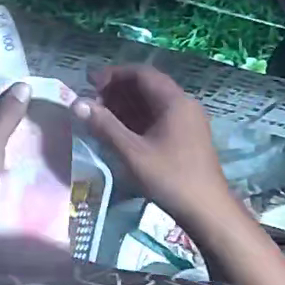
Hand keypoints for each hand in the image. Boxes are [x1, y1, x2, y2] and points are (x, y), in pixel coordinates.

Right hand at [70, 66, 232, 227]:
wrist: (207, 211)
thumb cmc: (170, 178)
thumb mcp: (132, 152)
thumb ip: (103, 125)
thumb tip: (77, 102)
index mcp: (174, 102)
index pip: (141, 73)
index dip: (113, 74)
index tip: (89, 83)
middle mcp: (183, 105)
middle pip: (147, 86)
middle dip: (117, 89)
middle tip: (92, 100)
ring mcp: (186, 121)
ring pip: (151, 102)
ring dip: (125, 104)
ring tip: (100, 115)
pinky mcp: (185, 137)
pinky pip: (157, 117)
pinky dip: (136, 118)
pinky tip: (118, 130)